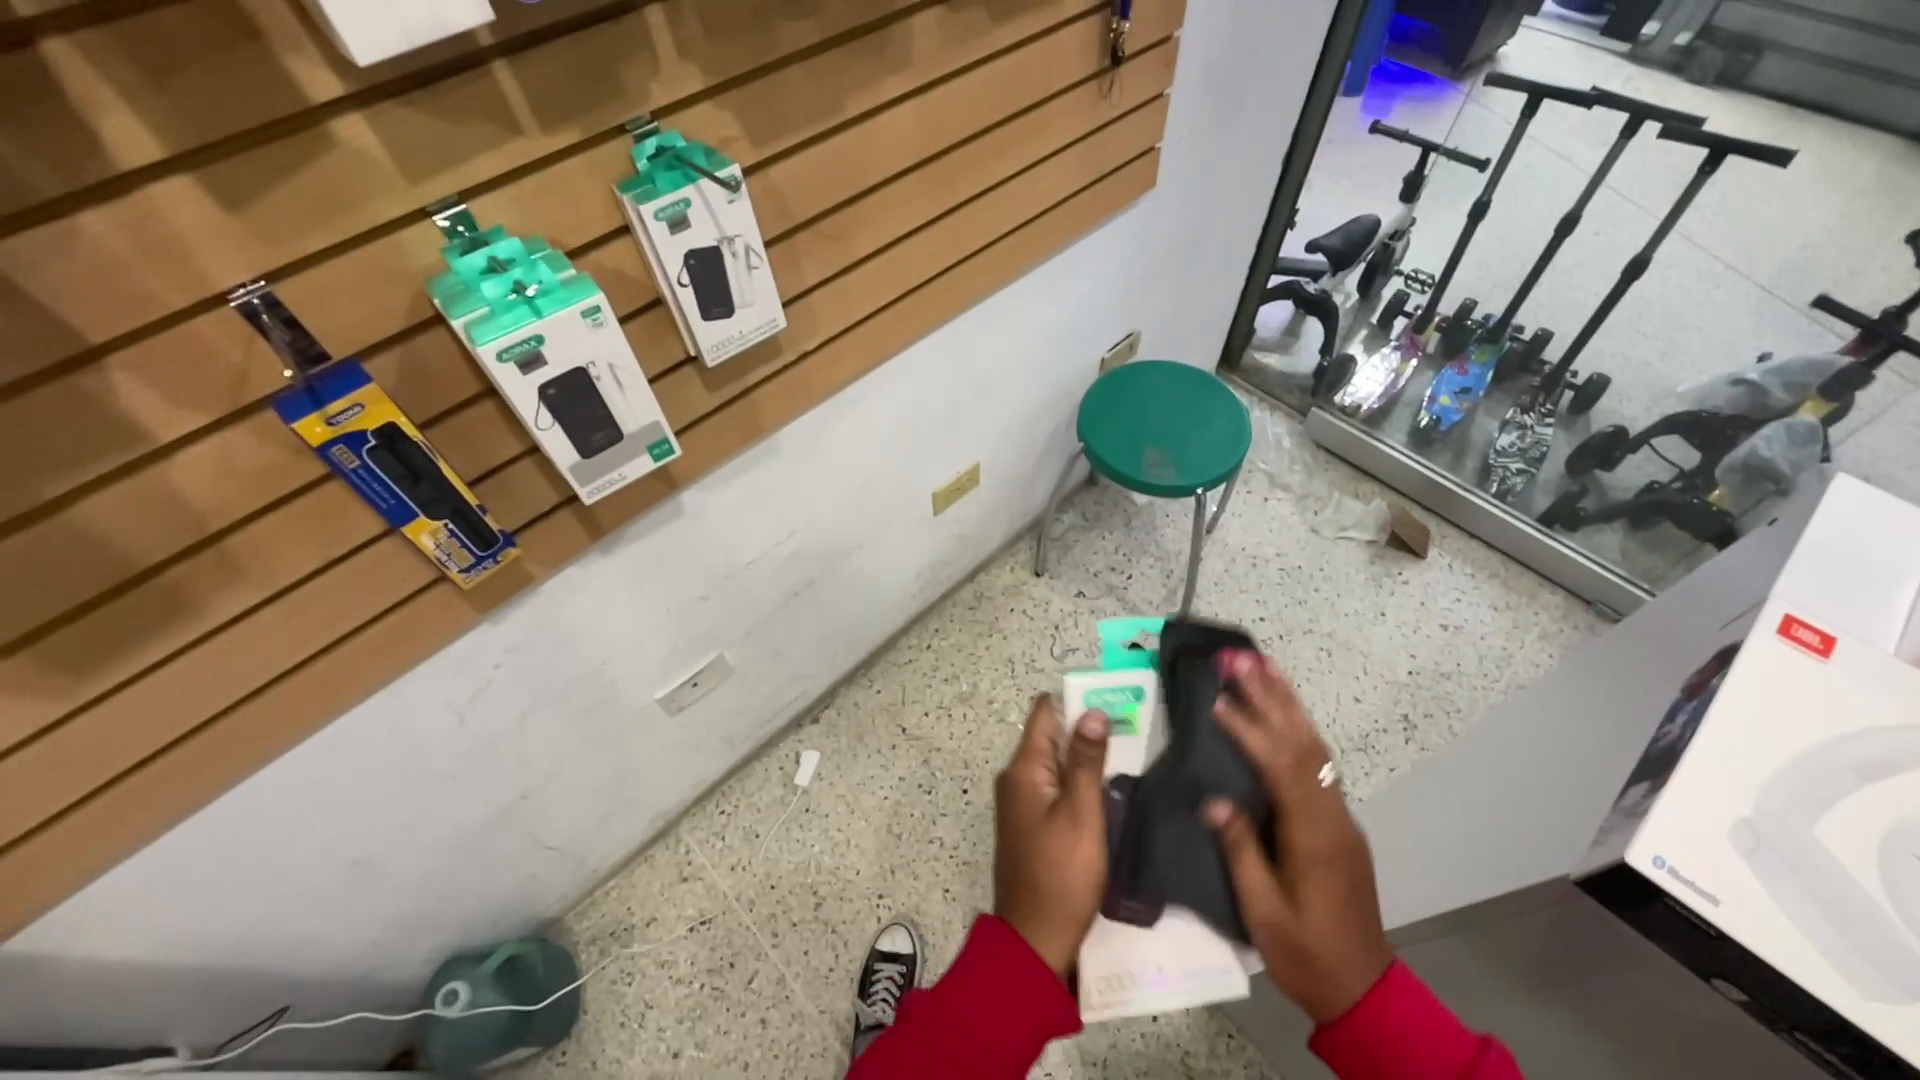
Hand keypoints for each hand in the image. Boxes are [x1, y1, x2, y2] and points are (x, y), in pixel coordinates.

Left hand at [993, 694, 1109, 977]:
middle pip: (1051, 735)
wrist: (1036, 936)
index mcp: (1023, 769)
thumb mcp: (1082, 813)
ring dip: (1086, 757)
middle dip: (1087, 728)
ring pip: (1056, 763)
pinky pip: (1055, 787)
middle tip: (1135, 727)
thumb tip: (1092, 710)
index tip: (1115, 699)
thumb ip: (1086, 761)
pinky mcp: (1032, 823)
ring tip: (1130, 752)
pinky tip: (1108, 788)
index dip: (1077, 701)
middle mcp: (1016, 778)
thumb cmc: (1062, 873)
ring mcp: (1022, 802)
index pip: (1044, 712)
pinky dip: (1078, 781)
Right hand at [1204, 651, 1393, 1024]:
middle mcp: (1332, 816)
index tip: (1219, 701)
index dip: (1250, 730)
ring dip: (1290, 706)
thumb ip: (1241, 851)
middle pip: (1304, 744)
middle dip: (1273, 698)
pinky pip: (1319, 766)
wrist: (1362, 986)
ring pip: (1317, 750)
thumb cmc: (1305, 953)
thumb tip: (1215, 800)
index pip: (1281, 767)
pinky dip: (1300, 732)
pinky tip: (1284, 716)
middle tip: (1244, 658)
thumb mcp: (1263, 911)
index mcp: (1313, 836)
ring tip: (1266, 667)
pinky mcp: (1339, 825)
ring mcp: (1340, 818)